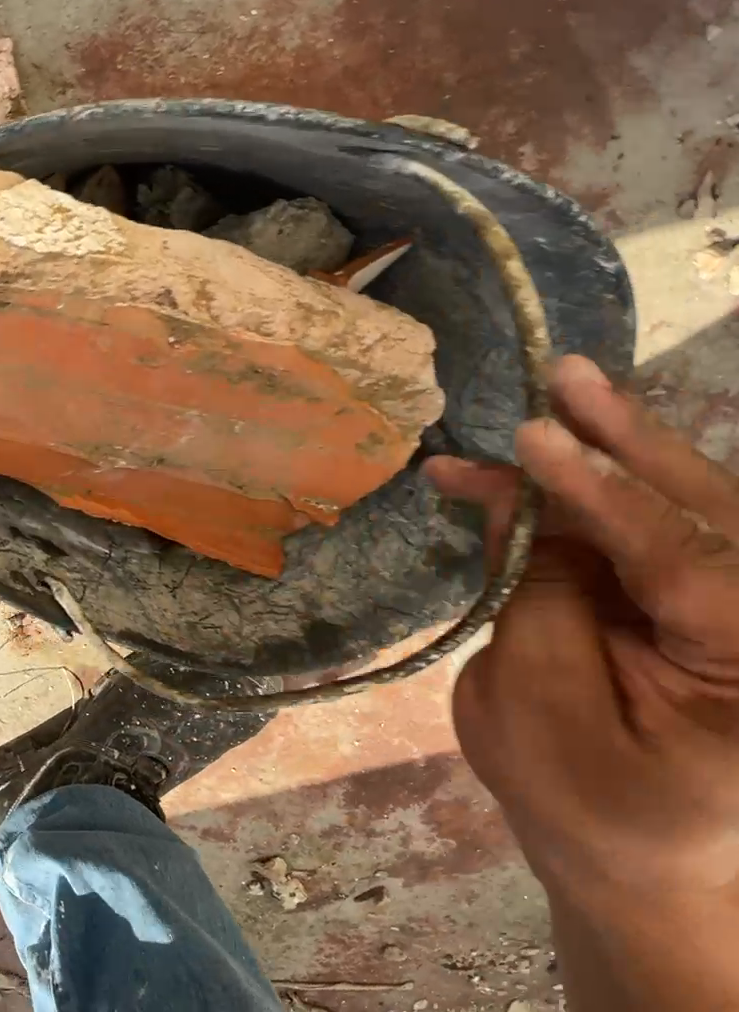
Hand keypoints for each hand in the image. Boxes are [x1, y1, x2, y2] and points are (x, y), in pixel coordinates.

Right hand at [425, 355, 738, 912]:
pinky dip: (576, 503)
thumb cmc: (580, 797)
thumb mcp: (538, 709)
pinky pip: (637, 535)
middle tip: (568, 379)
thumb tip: (527, 514)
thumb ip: (540, 607)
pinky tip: (511, 482)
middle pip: (710, 513)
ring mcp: (731, 611)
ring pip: (679, 511)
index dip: (605, 494)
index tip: (532, 440)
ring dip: (600, 461)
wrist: (629, 849)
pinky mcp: (689, 601)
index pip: (688, 559)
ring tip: (543, 413)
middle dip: (631, 444)